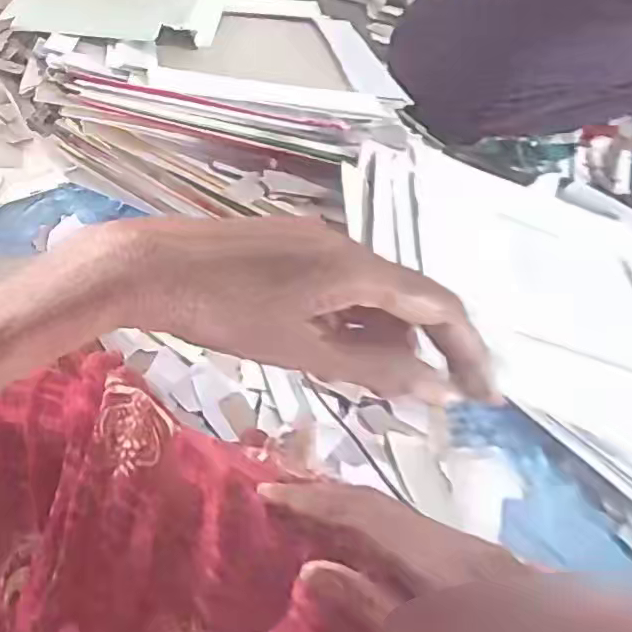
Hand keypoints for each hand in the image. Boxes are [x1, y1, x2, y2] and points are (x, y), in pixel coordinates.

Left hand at [83, 217, 496, 403]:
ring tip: (361, 377)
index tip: (483, 397)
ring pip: (361, 286)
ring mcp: (302, 235)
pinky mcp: (275, 239)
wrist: (148, 264)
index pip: (438, 303)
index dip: (468, 350)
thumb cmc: (222, 311)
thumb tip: (441, 385)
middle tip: (410, 396)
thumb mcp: (300, 349)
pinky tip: (320, 342)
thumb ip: (374, 367)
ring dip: (374, 331)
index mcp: (353, 264)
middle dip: (415, 345)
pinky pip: (327, 277)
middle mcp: (337, 241)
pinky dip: (339, 313)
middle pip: (400, 293)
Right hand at [263, 483, 631, 631]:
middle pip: (376, 503)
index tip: (266, 489)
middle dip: (326, 494)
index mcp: (440, 557)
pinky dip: (382, 525)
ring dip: (352, 507)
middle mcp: (454, 541)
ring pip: (397, 514)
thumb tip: (314, 567)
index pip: (360, 511)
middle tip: (282, 493)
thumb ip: (378, 605)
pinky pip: (417, 531)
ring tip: (313, 508)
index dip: (310, 498)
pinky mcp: (489, 567)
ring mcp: (474, 551)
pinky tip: (372, 539)